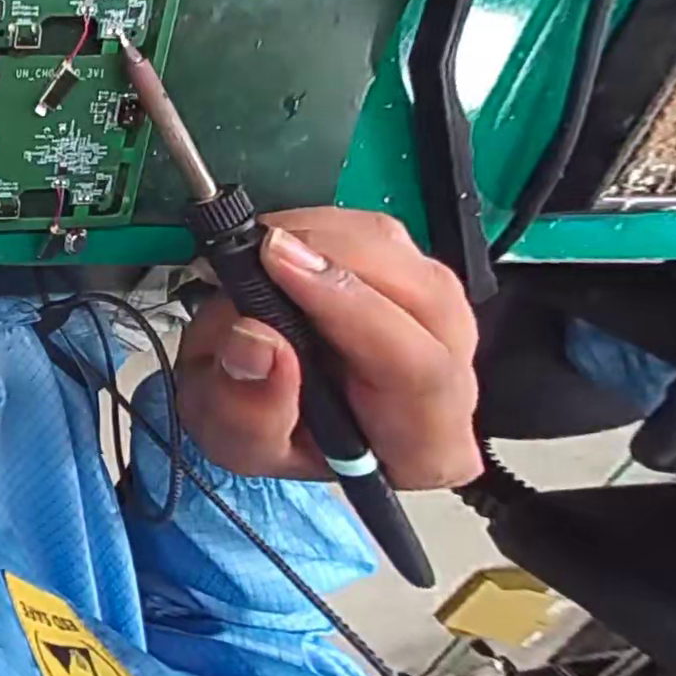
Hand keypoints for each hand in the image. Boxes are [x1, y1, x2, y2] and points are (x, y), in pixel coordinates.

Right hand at [177, 208, 481, 488]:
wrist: (244, 406)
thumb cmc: (246, 428)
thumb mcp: (228, 438)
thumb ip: (244, 407)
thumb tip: (257, 340)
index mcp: (417, 446)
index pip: (416, 370)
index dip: (347, 307)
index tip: (275, 264)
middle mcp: (448, 389)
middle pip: (428, 302)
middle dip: (340, 259)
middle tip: (260, 245)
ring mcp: (437, 334)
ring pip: (411, 262)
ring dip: (327, 240)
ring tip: (256, 248)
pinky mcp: (406, 292)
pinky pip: (385, 241)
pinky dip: (324, 229)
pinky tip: (277, 244)